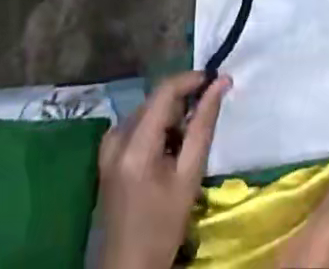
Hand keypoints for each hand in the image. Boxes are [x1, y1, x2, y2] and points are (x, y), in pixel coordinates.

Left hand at [96, 71, 231, 268]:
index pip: (164, 91)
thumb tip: (221, 84)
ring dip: (171, 116)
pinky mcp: (107, 153)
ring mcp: (107, 144)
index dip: (191, 79)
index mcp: (134, 144)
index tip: (216, 79)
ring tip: (188, 142)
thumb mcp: (189, 176)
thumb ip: (204, 125)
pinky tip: (169, 151)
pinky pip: (137, 125)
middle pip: (156, 100)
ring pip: (148, 111)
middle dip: (183, 102)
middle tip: (207, 117)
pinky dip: (158, 129)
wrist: (127, 267)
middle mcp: (116, 136)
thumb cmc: (162, 226)